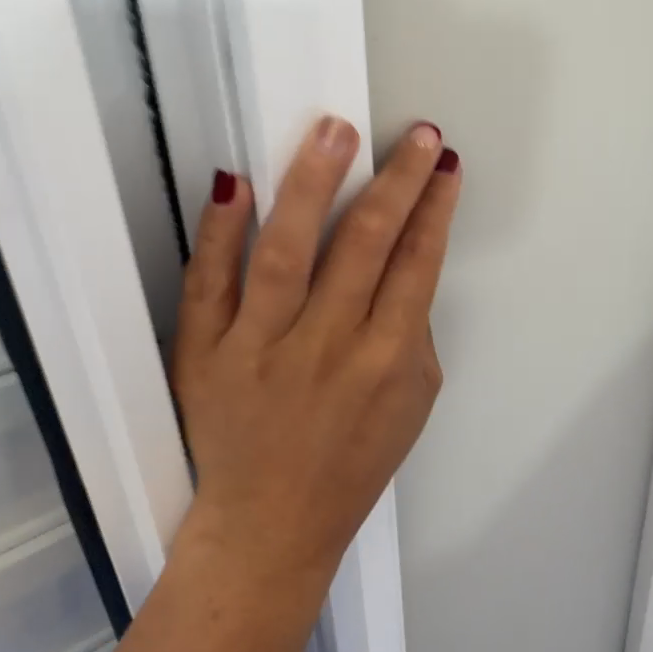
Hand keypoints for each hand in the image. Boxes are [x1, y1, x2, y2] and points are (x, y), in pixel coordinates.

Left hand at [169, 114, 461, 578]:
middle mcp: (330, 345)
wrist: (275, 520)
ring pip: (288, 251)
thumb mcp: (416, 399)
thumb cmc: (359, 458)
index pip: (418, 264)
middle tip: (417, 134)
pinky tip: (237, 183)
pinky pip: (209, 285)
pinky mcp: (206, 353)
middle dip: (398, 182)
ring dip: (315, 185)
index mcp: (389, 359)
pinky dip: (220, 233)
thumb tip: (401, 266)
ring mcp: (261, 347)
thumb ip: (413, 330)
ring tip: (335, 131)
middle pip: (366, 245)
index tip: (446, 164)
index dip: (436, 208)